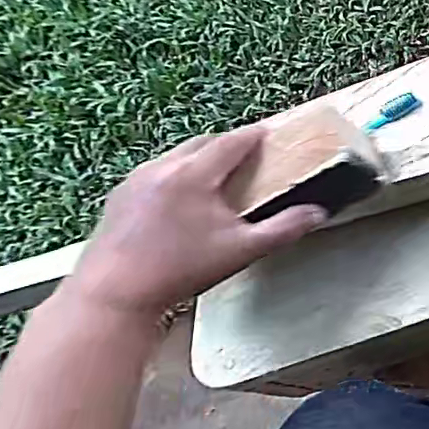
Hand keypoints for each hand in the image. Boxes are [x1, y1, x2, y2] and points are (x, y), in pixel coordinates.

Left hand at [65, 127, 326, 317]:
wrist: (111, 295)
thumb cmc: (180, 269)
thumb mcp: (245, 249)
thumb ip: (286, 227)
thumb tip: (318, 212)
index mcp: (192, 176)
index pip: (232, 141)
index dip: (257, 134)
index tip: (274, 133)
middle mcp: (160, 170)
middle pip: (203, 142)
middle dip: (231, 144)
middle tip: (255, 155)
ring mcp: (134, 181)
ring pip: (178, 155)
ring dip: (204, 157)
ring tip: (225, 174)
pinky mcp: (119, 197)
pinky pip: (158, 170)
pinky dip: (181, 172)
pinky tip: (190, 195)